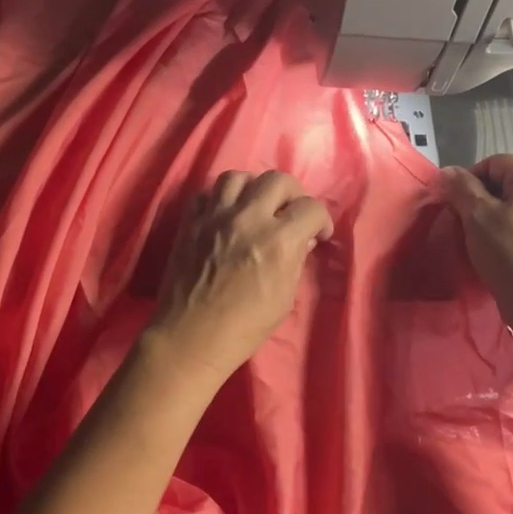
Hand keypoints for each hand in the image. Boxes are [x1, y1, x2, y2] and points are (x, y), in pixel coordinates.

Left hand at [148, 170, 333, 381]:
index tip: (318, 233)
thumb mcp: (284, 298)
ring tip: (256, 206)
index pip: (311, 208)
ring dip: (254, 188)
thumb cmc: (244, 327)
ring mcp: (215, 216)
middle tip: (291, 213)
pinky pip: (207, 193)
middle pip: (278, 179)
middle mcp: (247, 218)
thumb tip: (302, 239)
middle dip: (293, 194)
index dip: (321, 220)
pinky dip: (221, 198)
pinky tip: (227, 215)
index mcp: (278, 241)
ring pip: (239, 176)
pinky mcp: (190, 222)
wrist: (192, 336)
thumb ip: (296, 261)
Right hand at [440, 155, 512, 327]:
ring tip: (482, 240)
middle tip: (464, 224)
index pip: (496, 163)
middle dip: (483, 199)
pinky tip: (503, 252)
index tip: (454, 204)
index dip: (469, 179)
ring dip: (497, 216)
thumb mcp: (477, 217)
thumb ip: (461, 188)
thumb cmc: (509, 254)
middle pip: (510, 183)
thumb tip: (447, 171)